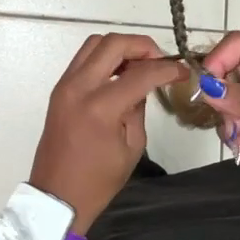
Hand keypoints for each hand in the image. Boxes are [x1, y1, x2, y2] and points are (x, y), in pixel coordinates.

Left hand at [29, 34, 186, 230]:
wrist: (57, 196)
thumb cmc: (98, 181)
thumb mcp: (132, 145)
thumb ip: (139, 107)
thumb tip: (145, 83)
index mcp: (100, 107)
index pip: (140, 73)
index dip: (167, 69)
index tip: (182, 71)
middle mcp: (79, 87)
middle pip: (113, 43)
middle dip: (142, 46)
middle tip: (160, 61)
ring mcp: (65, 84)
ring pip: (95, 43)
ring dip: (121, 47)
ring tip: (140, 65)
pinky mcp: (59, 88)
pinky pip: (84, 58)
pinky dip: (105, 56)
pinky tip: (121, 72)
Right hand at [202, 32, 239, 204]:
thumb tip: (206, 86)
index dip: (218, 59)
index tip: (204, 87)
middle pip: (228, 68)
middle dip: (221, 94)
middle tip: (226, 120)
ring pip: (225, 93)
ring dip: (226, 116)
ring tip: (238, 138)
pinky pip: (231, 113)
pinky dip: (231, 129)